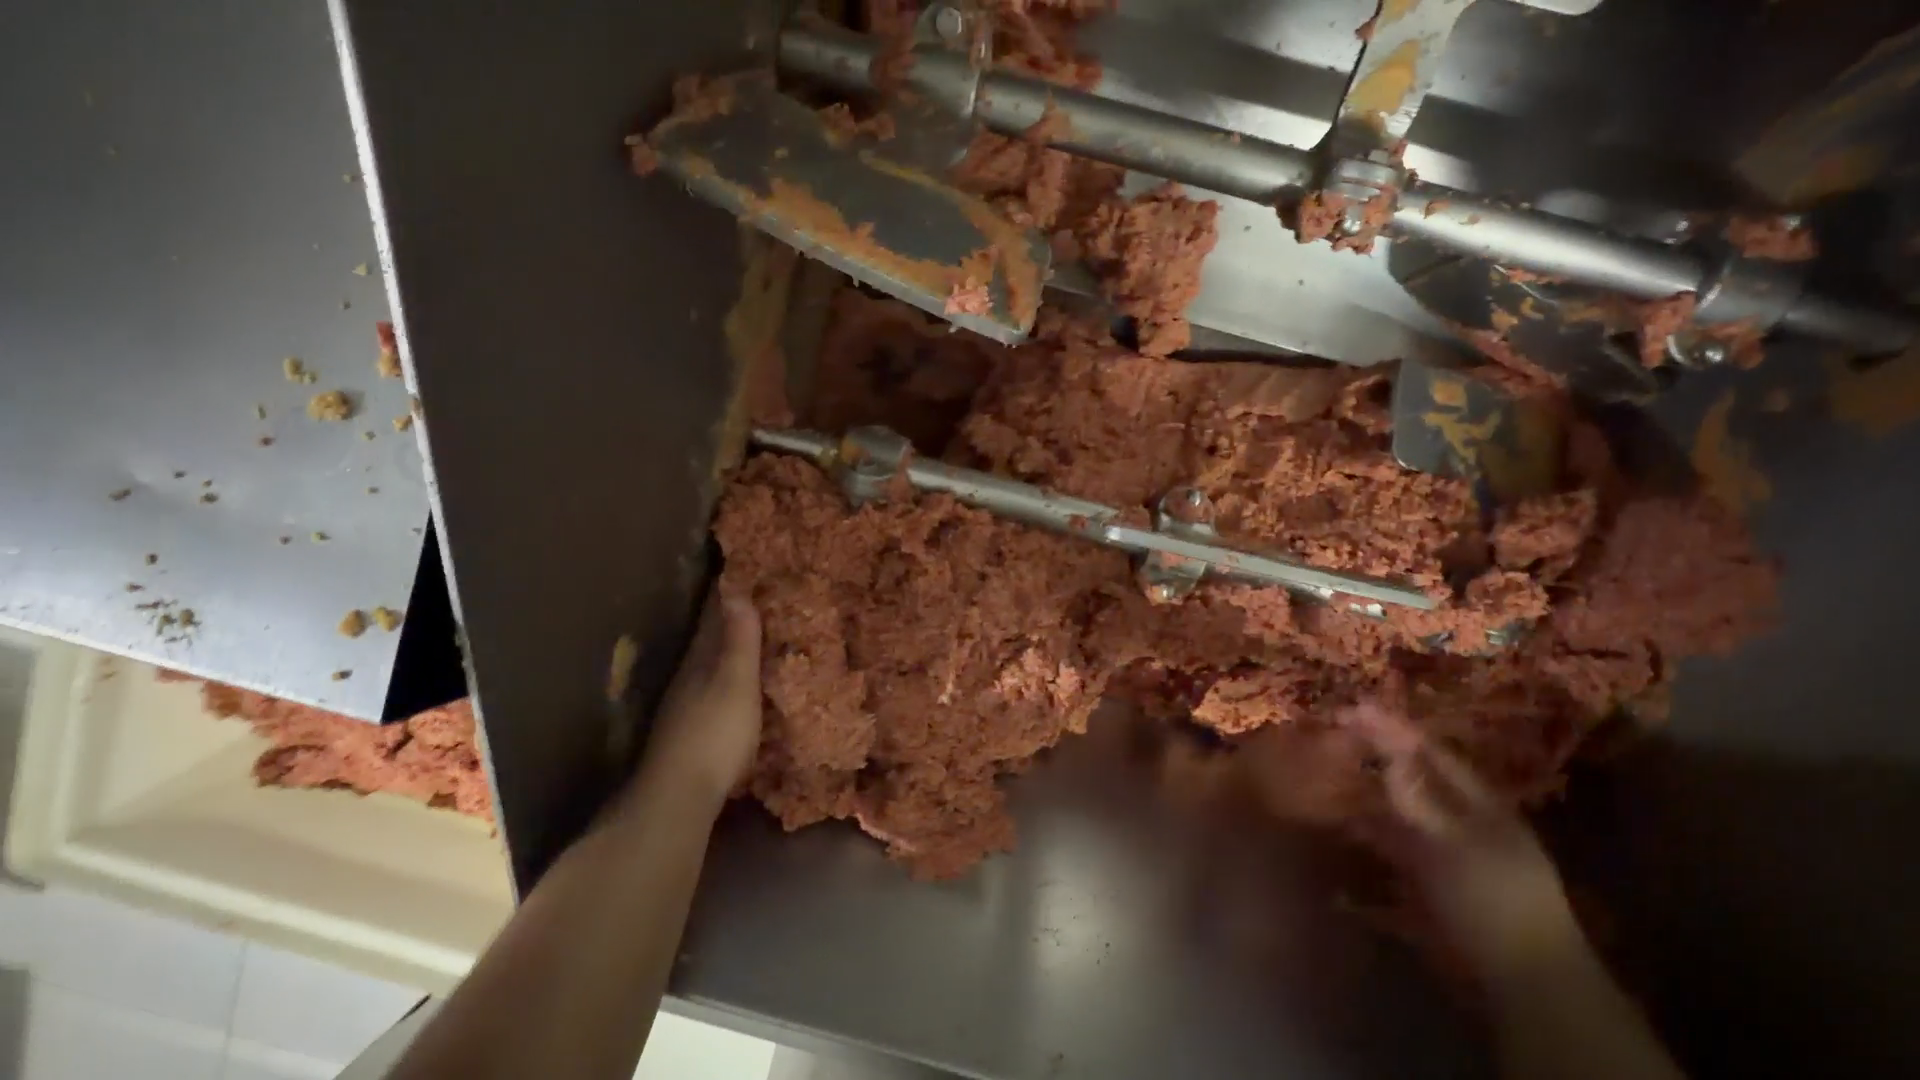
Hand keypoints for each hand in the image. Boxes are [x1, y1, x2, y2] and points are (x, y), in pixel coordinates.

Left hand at [632, 588, 763, 812]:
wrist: (679, 795)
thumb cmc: (715, 734)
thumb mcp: (736, 683)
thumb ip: (739, 640)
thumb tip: (734, 589)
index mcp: (699, 660)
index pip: (712, 616)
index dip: (727, 594)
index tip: (743, 568)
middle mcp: (687, 677)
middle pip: (708, 639)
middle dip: (728, 618)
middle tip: (755, 595)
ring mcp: (686, 706)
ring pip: (709, 665)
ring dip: (727, 649)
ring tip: (752, 635)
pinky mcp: (692, 731)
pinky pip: (713, 689)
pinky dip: (728, 677)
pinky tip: (738, 685)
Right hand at [1345, 702, 1581, 979]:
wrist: (1523, 978)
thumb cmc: (1494, 900)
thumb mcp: (1454, 844)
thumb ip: (1419, 800)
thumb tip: (1391, 754)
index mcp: (1477, 803)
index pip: (1430, 752)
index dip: (1393, 728)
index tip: (1352, 706)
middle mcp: (1459, 821)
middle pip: (1412, 781)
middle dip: (1373, 760)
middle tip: (1331, 739)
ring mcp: (1444, 855)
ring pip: (1397, 816)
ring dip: (1364, 800)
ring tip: (1325, 783)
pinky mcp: (1428, 888)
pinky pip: (1391, 856)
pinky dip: (1367, 845)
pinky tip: (1341, 838)